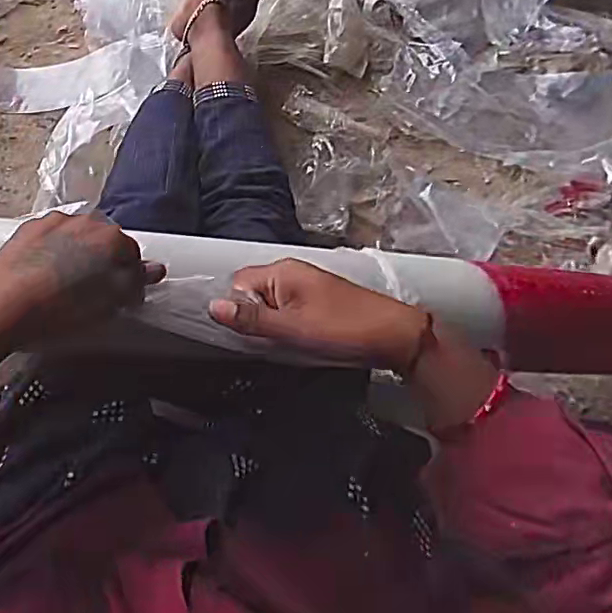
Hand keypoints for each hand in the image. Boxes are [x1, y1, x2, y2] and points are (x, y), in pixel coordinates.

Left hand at [0, 212, 161, 404]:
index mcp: (109, 238)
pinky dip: (53, 252)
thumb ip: (133, 283)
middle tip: (96, 292)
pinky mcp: (27, 229)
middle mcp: (83, 221)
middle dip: (104, 261)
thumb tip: (153, 270)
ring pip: (76, 237)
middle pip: (104, 240)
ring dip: (78, 254)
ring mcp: (52, 222)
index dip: (130, 276)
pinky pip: (50, 239)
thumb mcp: (105, 305)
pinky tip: (44, 276)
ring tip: (66, 285)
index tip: (124, 295)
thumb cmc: (55, 310)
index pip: (132, 252)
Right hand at [206, 258, 498, 430]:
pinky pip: (287, 310)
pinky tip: (303, 340)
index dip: (239, 310)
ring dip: (273, 325)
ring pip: (270, 305)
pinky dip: (289, 326)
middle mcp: (291, 272)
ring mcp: (306, 286)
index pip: (236, 285)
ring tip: (292, 341)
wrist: (398, 337)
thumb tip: (213, 307)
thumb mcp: (292, 329)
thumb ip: (251, 319)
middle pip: (251, 295)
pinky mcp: (317, 300)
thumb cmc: (346, 330)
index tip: (254, 332)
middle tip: (275, 339)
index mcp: (282, 271)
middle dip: (256, 319)